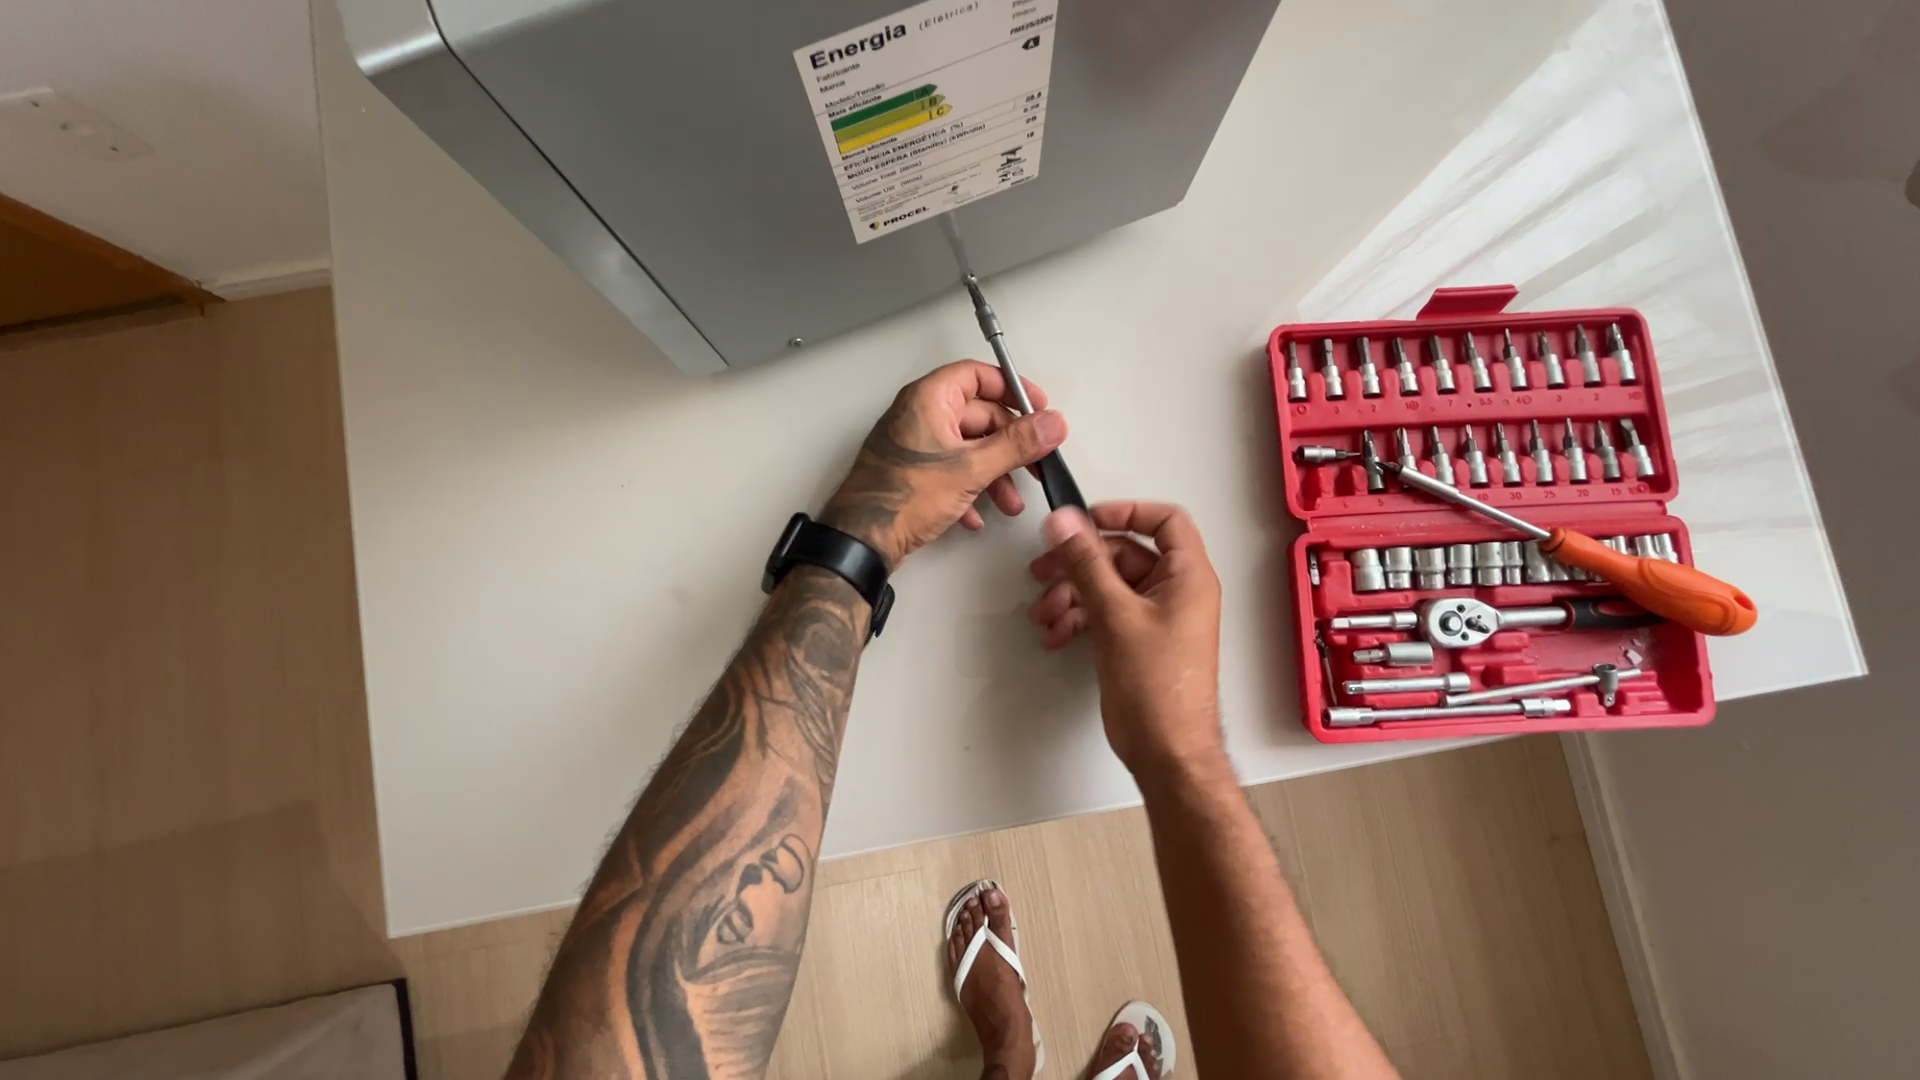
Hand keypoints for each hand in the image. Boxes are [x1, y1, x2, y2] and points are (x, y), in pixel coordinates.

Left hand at [821, 361, 1067, 567]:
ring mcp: (914, 446)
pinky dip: (969, 489)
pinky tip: (976, 515)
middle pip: (978, 416)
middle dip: (1009, 446)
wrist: (862, 539)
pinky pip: (950, 472)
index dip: (1011, 388)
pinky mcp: (912, 474)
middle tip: (1034, 463)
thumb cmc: (899, 497)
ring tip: (1009, 502)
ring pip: (967, 449)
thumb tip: (1050, 425)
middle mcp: (919, 416)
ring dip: (994, 474)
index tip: (1037, 408)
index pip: (978, 375)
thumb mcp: (971, 469)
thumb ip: (1017, 445)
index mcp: (929, 399)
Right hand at [1027, 502, 1224, 771]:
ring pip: (1108, 586)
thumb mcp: (1115, 614)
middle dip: (1080, 563)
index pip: (1164, 520)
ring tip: (1044, 613)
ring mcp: (1156, 617)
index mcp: (1187, 576)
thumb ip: (1087, 563)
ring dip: (1072, 594)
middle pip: (1124, 555)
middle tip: (1045, 569)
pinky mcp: (1138, 641)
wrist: (1166, 751)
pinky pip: (1105, 613)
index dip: (1125, 512)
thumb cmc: (1157, 687)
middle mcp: (1176, 591)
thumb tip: (1066, 522)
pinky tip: (1057, 633)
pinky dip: (1079, 618)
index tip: (1086, 520)